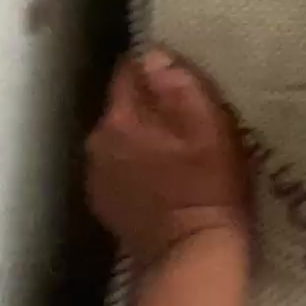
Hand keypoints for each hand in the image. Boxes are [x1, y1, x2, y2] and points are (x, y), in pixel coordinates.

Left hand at [86, 49, 250, 262]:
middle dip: (150, 100)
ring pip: (121, 133)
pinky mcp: (104, 201)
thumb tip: (153, 53)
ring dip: (143, 130)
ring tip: (176, 140)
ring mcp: (97, 175)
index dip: (156, 65)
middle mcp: (98, 142)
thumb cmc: (208, 181)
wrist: (192, 251)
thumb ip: (178, 83)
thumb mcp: (208, 123)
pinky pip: (120, 162)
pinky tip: (162, 170)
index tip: (181, 71)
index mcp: (121, 118)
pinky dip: (137, 160)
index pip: (130, 69)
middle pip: (124, 102)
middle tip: (185, 109)